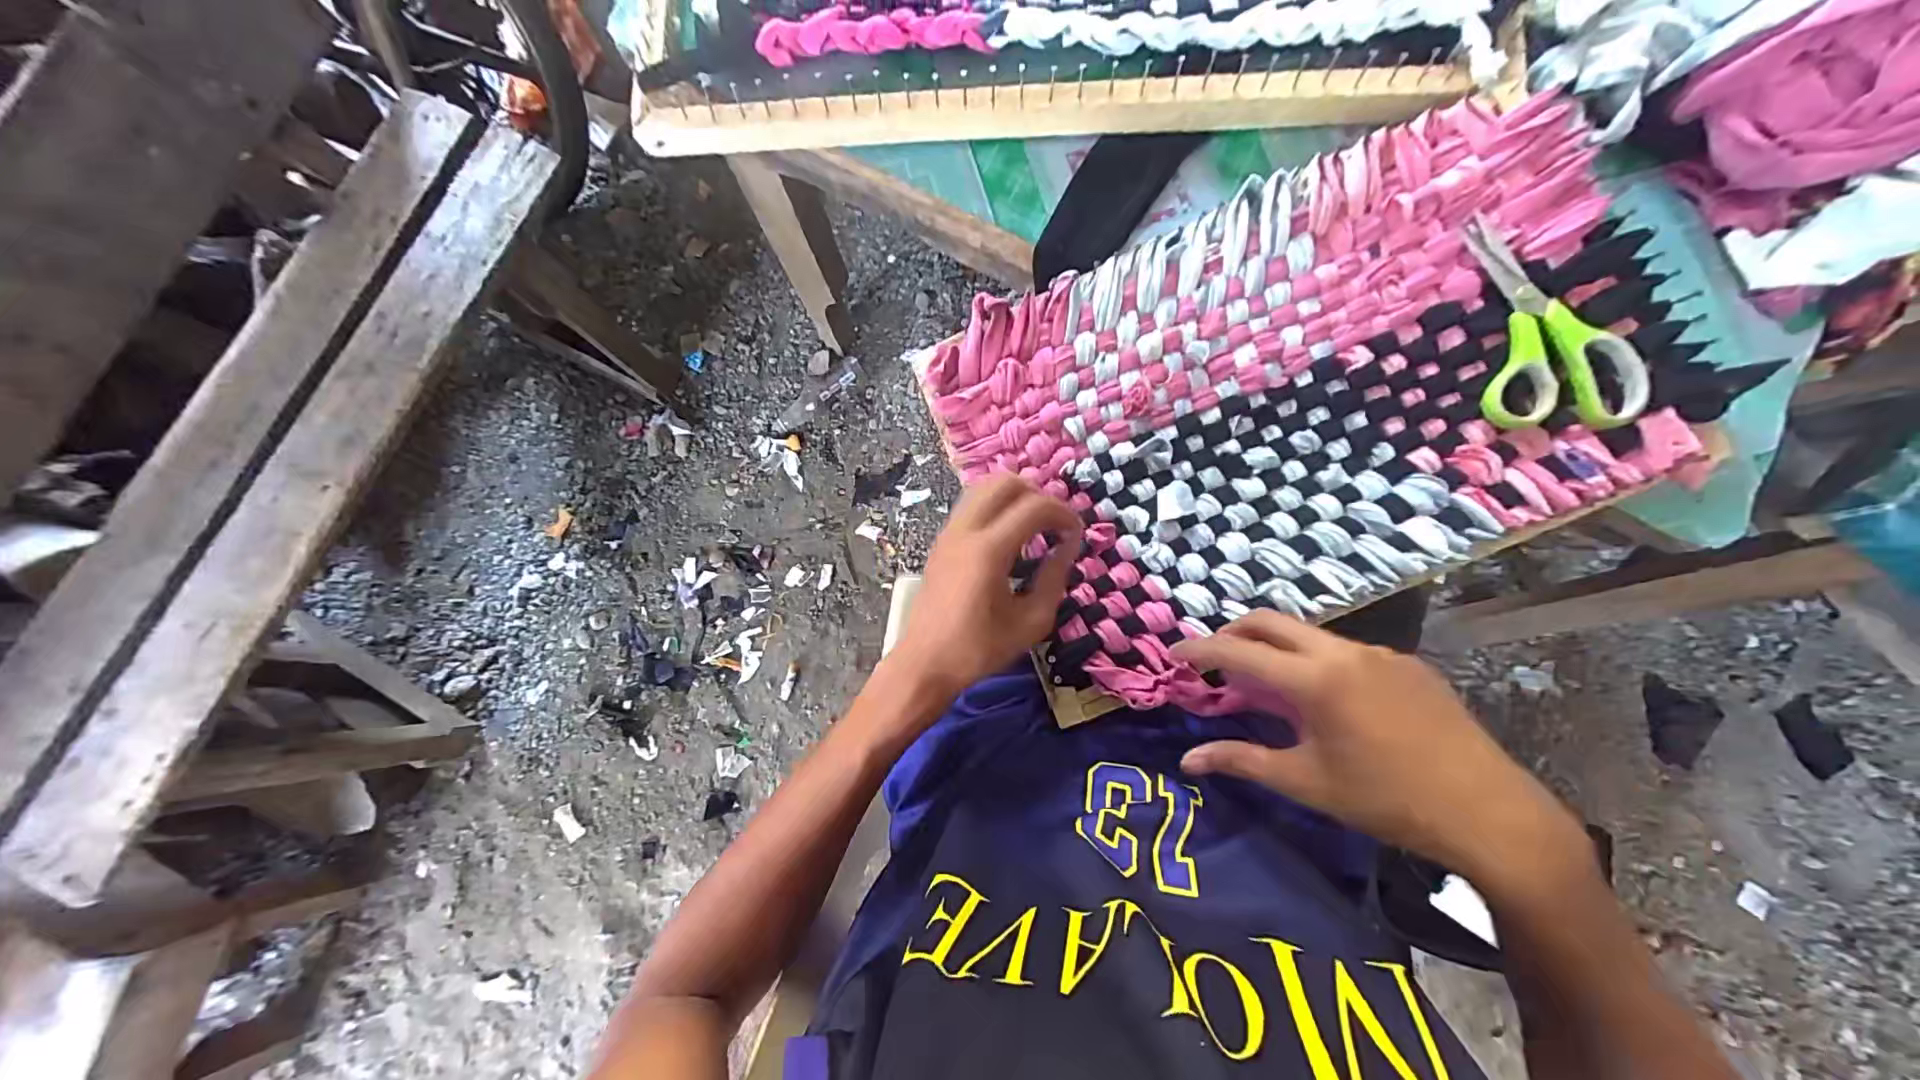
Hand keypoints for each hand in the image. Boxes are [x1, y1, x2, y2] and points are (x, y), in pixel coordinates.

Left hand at [888, 474, 1082, 700]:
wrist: (924, 663)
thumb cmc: (978, 649)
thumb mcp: (1031, 622)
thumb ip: (1055, 579)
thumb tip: (1068, 548)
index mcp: (988, 550)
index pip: (1034, 506)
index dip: (1064, 514)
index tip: (1076, 535)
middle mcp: (965, 531)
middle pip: (1006, 482)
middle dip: (1039, 496)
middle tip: (1054, 526)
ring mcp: (949, 533)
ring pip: (984, 488)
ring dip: (1015, 497)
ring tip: (1034, 529)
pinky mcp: (941, 541)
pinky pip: (972, 505)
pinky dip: (996, 508)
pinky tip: (1009, 540)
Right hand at [1171, 612, 1585, 891]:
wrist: (1490, 813)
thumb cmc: (1386, 801)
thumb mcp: (1305, 782)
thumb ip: (1241, 761)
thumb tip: (1187, 761)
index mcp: (1315, 680)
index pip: (1239, 651)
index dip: (1201, 650)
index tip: (1175, 654)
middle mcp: (1345, 653)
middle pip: (1271, 621)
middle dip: (1234, 633)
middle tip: (1214, 660)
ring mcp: (1381, 655)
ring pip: (1310, 635)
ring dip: (1276, 647)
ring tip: (1268, 685)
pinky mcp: (1409, 666)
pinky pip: (1345, 650)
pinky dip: (1316, 660)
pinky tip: (1325, 699)